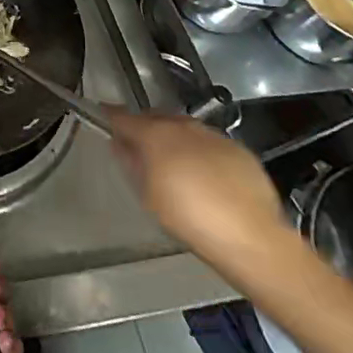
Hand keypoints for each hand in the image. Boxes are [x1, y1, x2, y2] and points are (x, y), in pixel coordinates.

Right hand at [108, 109, 290, 265]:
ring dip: (174, 138)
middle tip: (139, 147)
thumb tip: (121, 144)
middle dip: (145, 127)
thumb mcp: (147, 194)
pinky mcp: (239, 149)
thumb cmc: (187, 217)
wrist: (249, 235)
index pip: (123, 117)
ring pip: (185, 128)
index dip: (111, 117)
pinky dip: (201, 151)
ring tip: (173, 162)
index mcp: (155, 134)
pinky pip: (210, 143)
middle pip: (155, 117)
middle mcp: (184, 126)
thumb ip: (131, 163)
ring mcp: (214, 135)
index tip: (104, 118)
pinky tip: (205, 176)